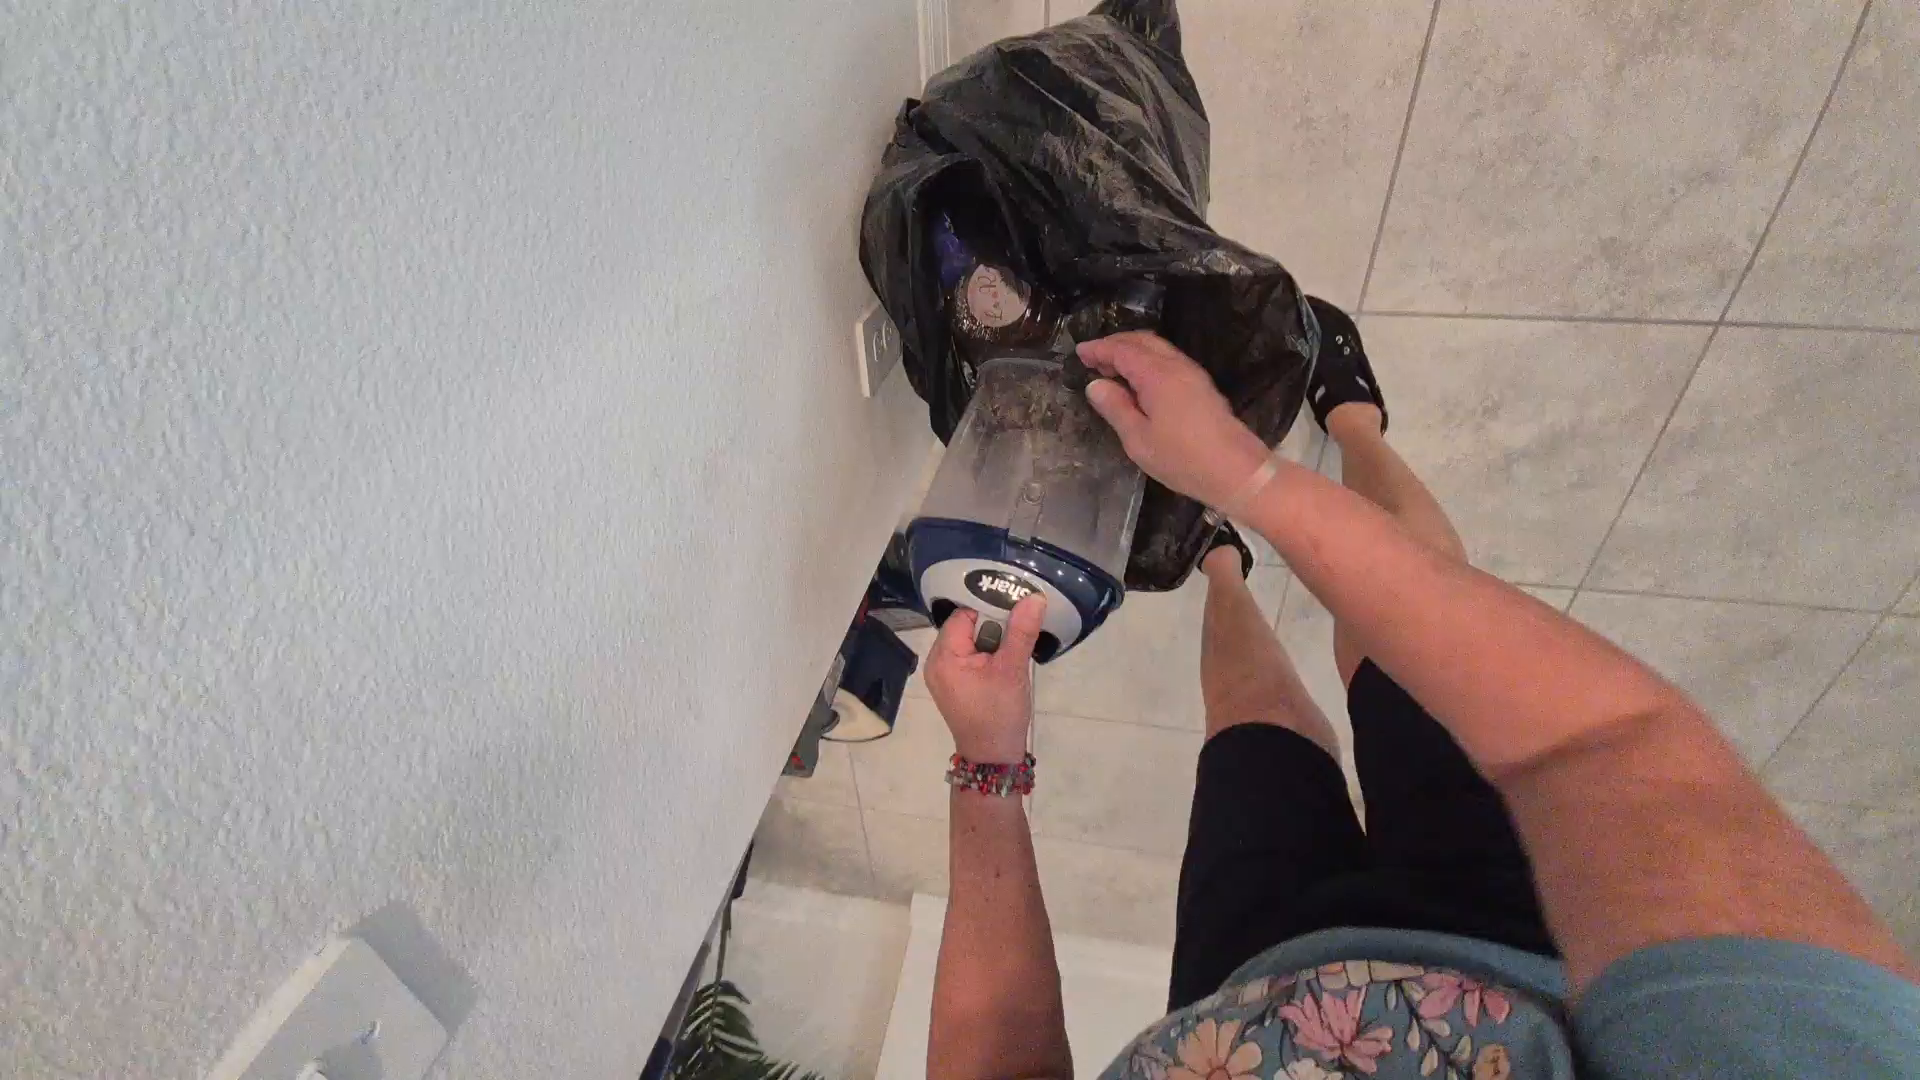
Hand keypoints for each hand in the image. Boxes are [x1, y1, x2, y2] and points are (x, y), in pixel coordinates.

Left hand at [923, 595, 1046, 762]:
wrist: (993, 757)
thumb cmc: (999, 713)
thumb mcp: (1013, 669)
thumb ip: (1020, 631)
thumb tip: (1033, 597)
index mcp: (943, 656)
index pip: (963, 615)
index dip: (988, 610)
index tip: (1014, 611)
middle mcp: (936, 662)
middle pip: (965, 626)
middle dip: (992, 627)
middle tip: (1018, 629)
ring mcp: (942, 675)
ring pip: (969, 642)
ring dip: (992, 641)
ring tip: (1015, 645)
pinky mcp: (953, 684)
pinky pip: (968, 657)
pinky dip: (987, 655)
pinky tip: (1005, 661)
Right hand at [1078, 331, 1272, 510]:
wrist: (1235, 471)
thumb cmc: (1182, 459)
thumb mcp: (1138, 439)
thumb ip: (1116, 408)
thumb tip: (1095, 385)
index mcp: (1158, 375)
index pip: (1123, 350)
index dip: (1099, 349)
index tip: (1079, 352)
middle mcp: (1177, 366)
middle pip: (1143, 341)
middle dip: (1116, 345)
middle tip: (1093, 359)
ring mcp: (1193, 375)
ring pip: (1158, 349)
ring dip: (1132, 353)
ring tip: (1111, 370)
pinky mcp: (1201, 387)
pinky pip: (1168, 361)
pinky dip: (1147, 362)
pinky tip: (1137, 383)